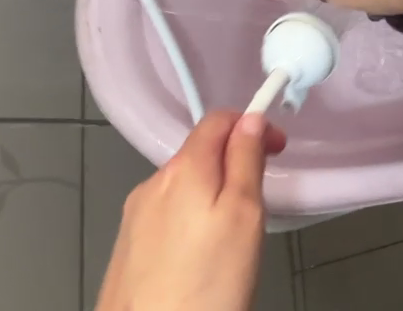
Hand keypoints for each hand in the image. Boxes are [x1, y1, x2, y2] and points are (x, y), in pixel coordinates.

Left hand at [93, 111, 288, 310]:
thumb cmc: (209, 284)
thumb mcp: (244, 215)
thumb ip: (246, 159)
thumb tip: (249, 119)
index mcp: (183, 169)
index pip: (219, 119)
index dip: (253, 124)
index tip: (277, 152)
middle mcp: (152, 185)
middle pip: (200, 152)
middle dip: (234, 161)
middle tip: (260, 201)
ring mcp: (133, 220)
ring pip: (183, 186)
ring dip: (212, 192)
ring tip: (232, 237)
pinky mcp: (124, 253)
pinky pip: (166, 217)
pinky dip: (190, 221)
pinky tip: (199, 260)